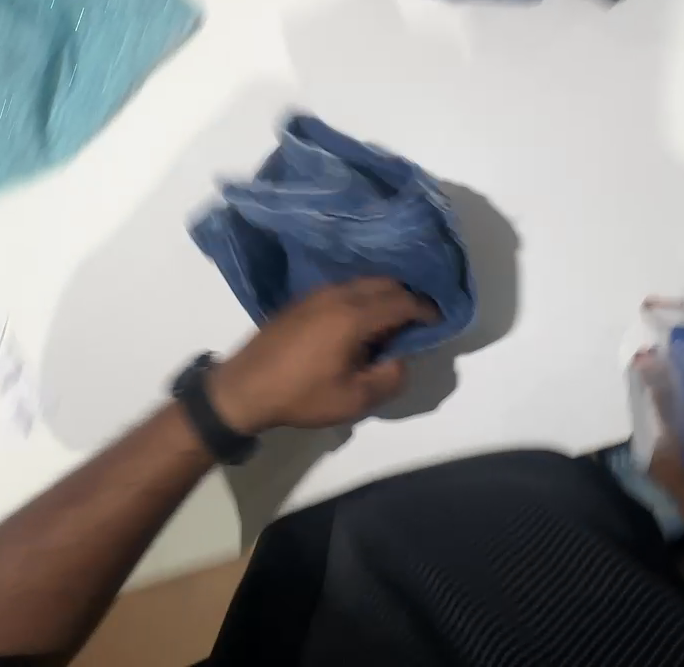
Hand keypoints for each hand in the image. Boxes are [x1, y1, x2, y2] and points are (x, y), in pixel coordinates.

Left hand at [207, 278, 437, 433]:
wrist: (244, 388)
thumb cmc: (301, 395)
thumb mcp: (353, 399)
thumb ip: (389, 378)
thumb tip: (402, 358)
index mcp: (354, 316)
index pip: (402, 302)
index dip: (425, 309)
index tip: (439, 320)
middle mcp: (339, 294)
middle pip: (385, 284)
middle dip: (407, 298)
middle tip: (419, 321)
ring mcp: (319, 293)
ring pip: (364, 283)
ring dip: (385, 296)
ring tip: (393, 323)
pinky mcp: (305, 299)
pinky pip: (346, 288)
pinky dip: (364, 297)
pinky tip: (363, 321)